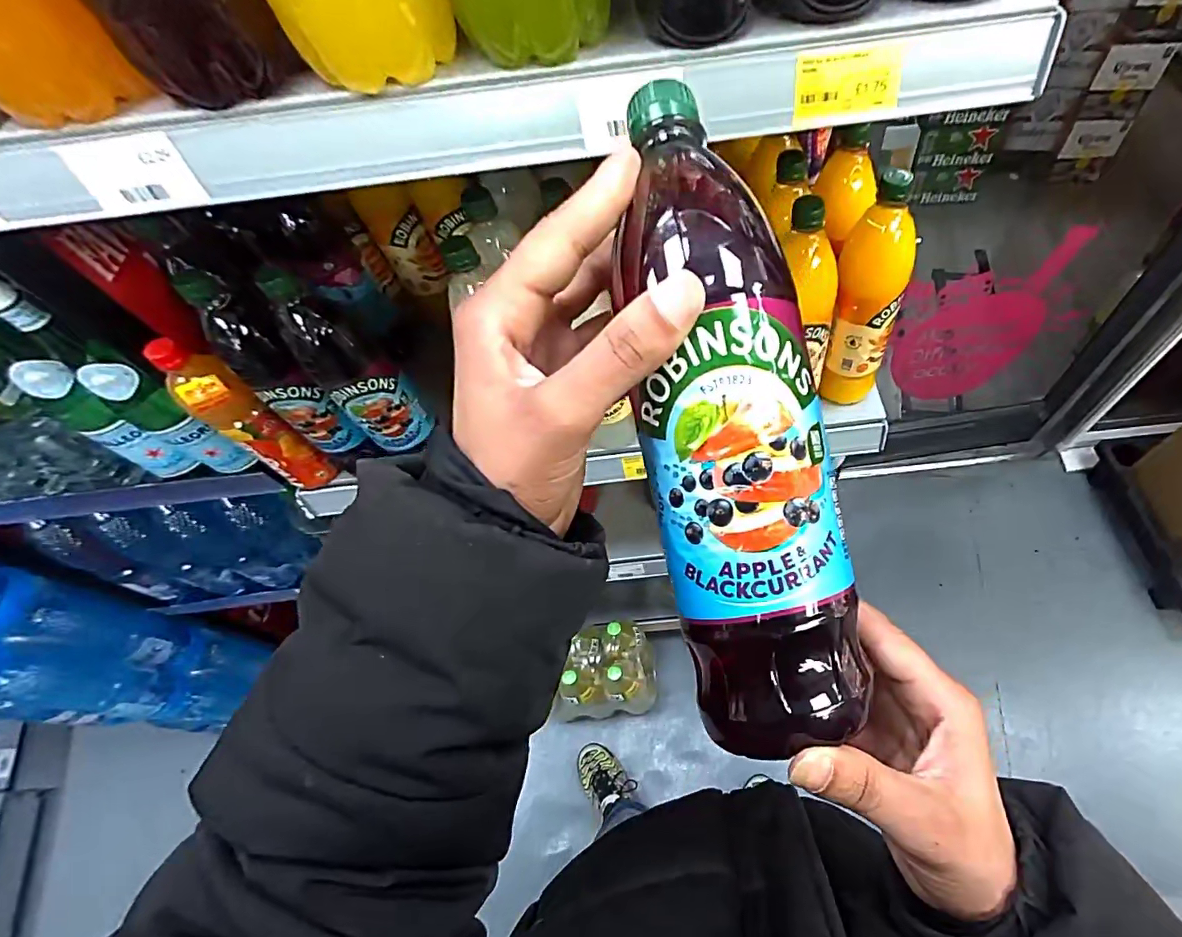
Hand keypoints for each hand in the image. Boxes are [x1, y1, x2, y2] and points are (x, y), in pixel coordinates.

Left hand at [450, 150, 705, 534]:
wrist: (502, 528)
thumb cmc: (509, 471)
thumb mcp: (563, 409)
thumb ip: (622, 353)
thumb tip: (682, 293)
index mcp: (499, 317)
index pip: (553, 246)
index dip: (594, 203)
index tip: (631, 163)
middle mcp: (520, 327)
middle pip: (576, 269)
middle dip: (620, 239)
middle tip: (670, 210)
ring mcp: (545, 355)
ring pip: (595, 305)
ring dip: (634, 286)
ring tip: (681, 259)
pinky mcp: (567, 382)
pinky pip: (607, 342)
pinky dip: (637, 331)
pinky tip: (669, 322)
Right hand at [788, 603, 1017, 920]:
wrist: (976, 895)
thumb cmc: (968, 851)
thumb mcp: (918, 817)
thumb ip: (861, 785)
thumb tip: (802, 760)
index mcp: (942, 703)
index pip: (892, 644)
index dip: (854, 616)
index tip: (810, 598)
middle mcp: (919, 702)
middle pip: (868, 654)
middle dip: (826, 636)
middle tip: (776, 625)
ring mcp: (897, 721)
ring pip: (852, 679)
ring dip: (818, 667)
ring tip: (773, 652)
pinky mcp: (878, 743)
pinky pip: (842, 709)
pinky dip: (817, 702)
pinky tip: (788, 699)